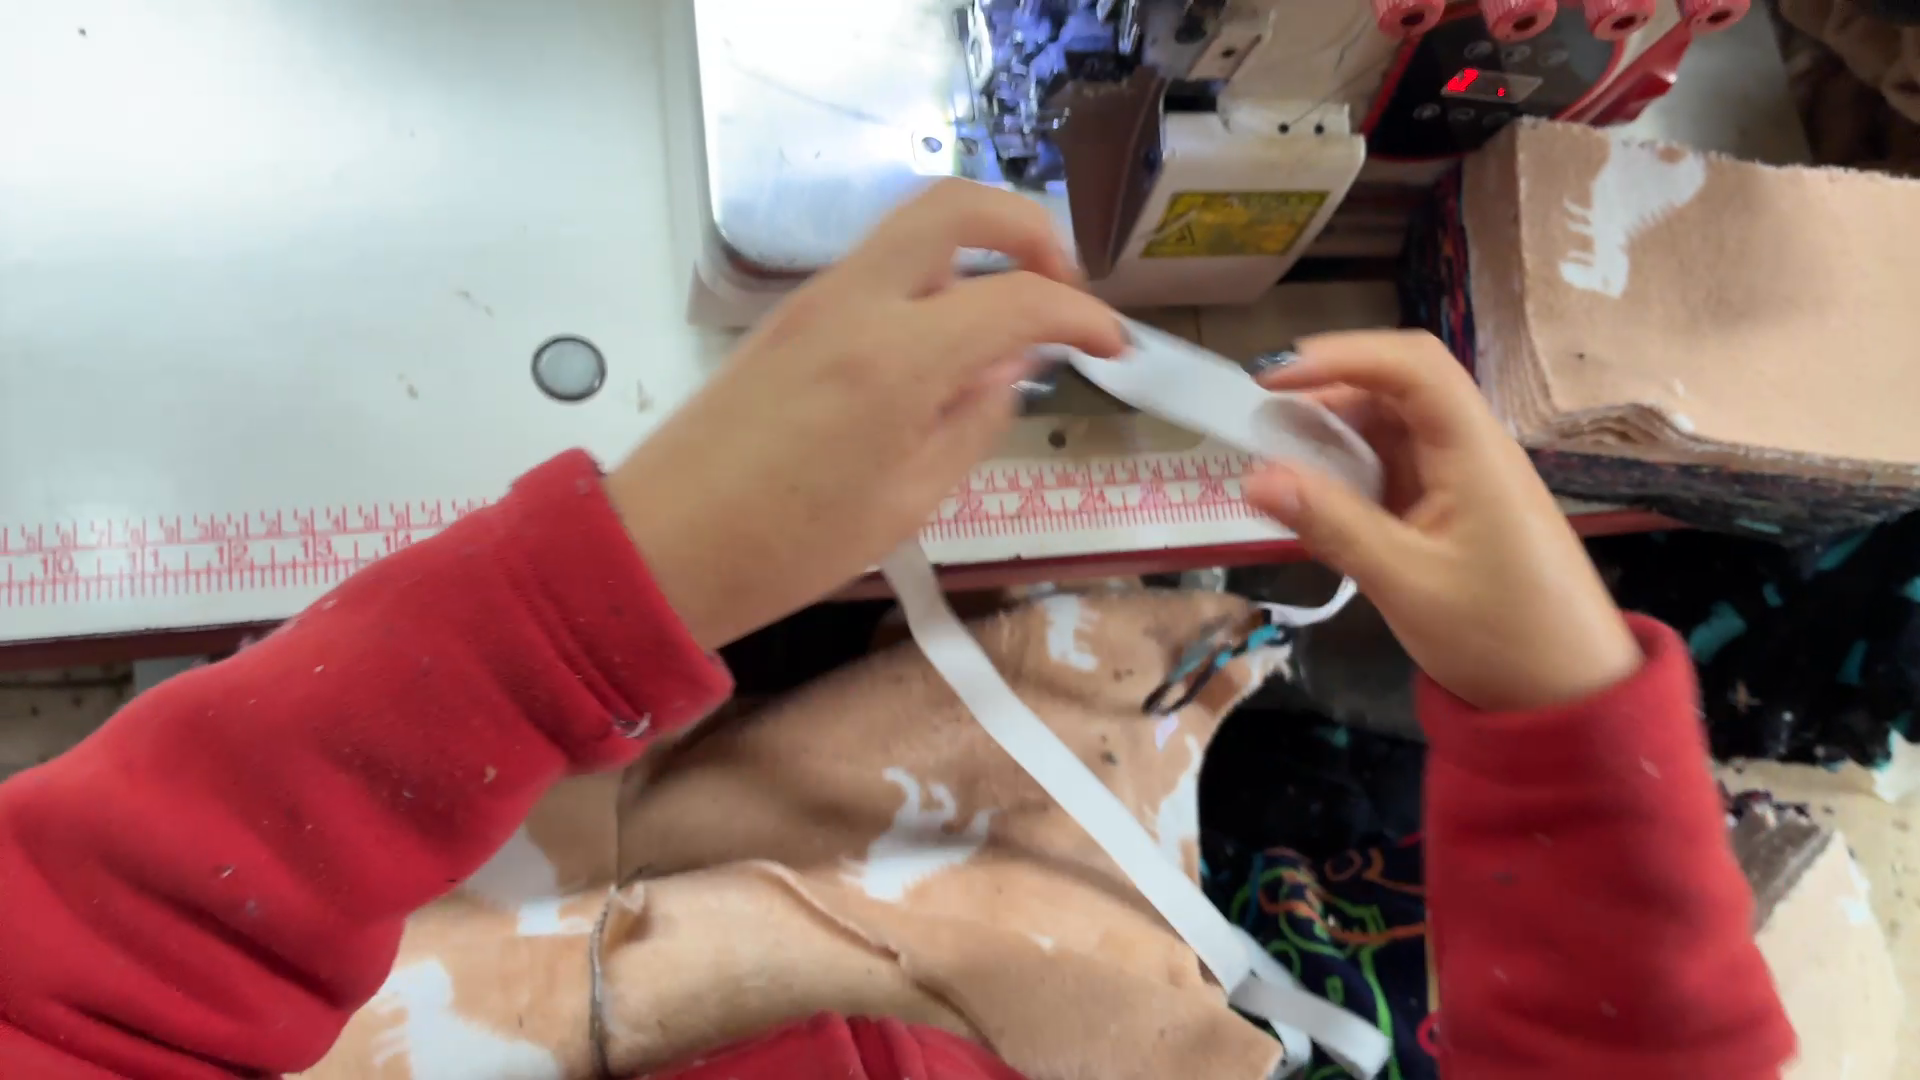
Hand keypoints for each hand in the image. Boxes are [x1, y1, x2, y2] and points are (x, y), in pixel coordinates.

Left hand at [606, 180, 1126, 648]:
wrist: (666, 547)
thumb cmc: (792, 549)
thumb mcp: (909, 502)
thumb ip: (973, 420)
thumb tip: (1012, 365)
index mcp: (896, 359)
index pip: (1017, 301)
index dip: (1082, 317)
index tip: (1113, 345)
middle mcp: (855, 302)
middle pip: (956, 205)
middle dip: (1028, 229)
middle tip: (1060, 289)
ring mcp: (814, 300)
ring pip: (914, 230)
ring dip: (976, 254)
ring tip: (1007, 325)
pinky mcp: (790, 315)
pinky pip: (878, 270)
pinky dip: (930, 284)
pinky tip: (942, 348)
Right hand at [1243, 330, 1641, 710]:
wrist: (1564, 693)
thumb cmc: (1500, 635)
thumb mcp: (1404, 580)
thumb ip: (1330, 524)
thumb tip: (1253, 478)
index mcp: (1473, 452)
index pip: (1412, 368)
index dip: (1340, 357)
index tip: (1270, 379)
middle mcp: (1464, 450)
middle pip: (1390, 393)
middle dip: (1320, 398)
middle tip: (1256, 428)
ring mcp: (1452, 479)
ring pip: (1380, 432)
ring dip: (1324, 440)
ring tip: (1271, 464)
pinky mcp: (1439, 508)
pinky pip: (1380, 472)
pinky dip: (1337, 477)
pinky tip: (1307, 502)